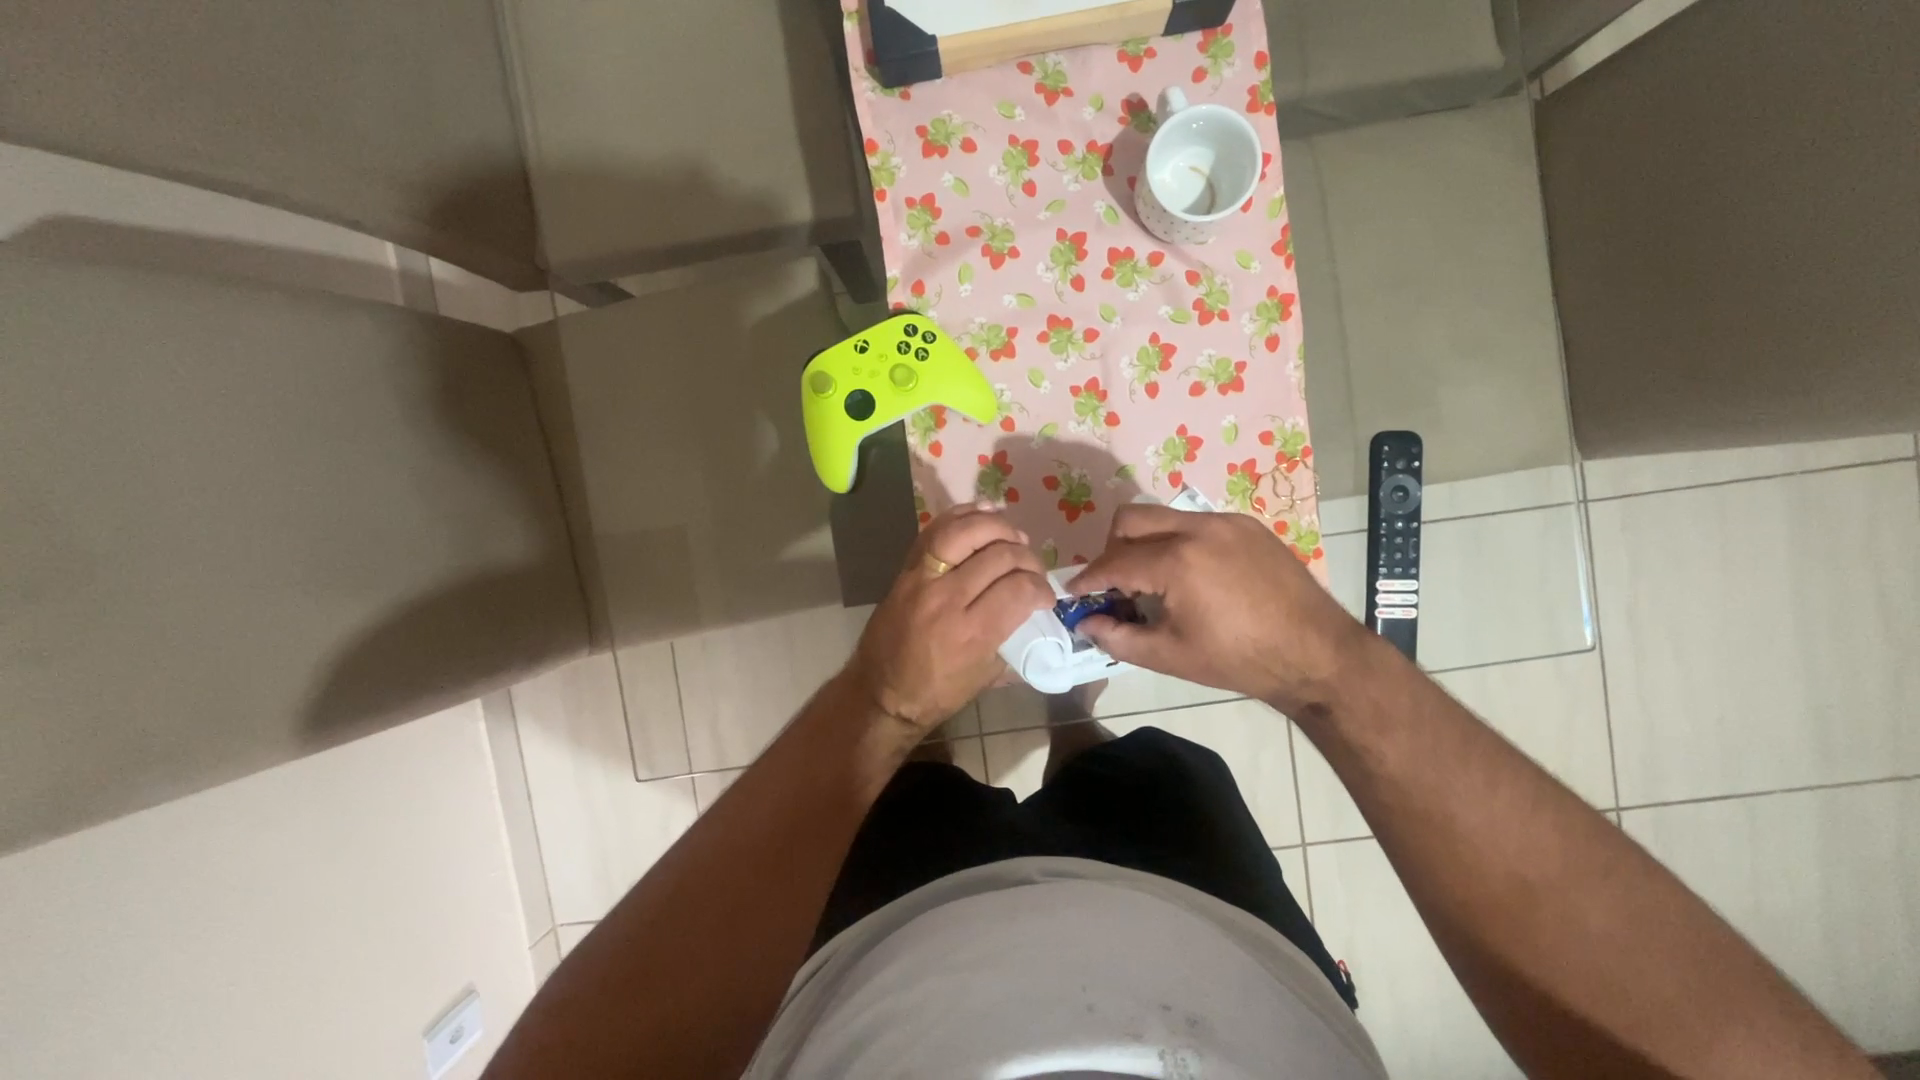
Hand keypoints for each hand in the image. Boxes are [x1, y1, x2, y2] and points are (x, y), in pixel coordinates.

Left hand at [842, 501, 1054, 732]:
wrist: (880, 691)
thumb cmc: (937, 693)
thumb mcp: (986, 676)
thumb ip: (1012, 637)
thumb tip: (1034, 608)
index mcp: (971, 632)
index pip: (1019, 589)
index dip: (1041, 588)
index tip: (1045, 596)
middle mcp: (946, 598)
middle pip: (999, 555)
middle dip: (1027, 558)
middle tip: (1033, 569)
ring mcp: (922, 579)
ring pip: (964, 531)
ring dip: (997, 526)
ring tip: (1014, 536)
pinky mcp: (906, 570)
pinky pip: (935, 530)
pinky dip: (962, 516)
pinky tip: (984, 515)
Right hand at [1069, 504, 1373, 715]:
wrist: (1315, 653)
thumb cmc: (1238, 660)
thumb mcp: (1170, 655)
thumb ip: (1118, 637)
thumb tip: (1086, 623)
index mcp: (1176, 561)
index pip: (1113, 562)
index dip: (1087, 579)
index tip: (1072, 593)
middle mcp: (1198, 528)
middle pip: (1130, 520)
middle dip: (1111, 549)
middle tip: (1113, 584)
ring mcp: (1226, 522)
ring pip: (1164, 516)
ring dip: (1145, 542)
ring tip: (1152, 581)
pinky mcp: (1248, 526)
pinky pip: (1197, 523)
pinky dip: (1179, 542)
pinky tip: (1191, 576)